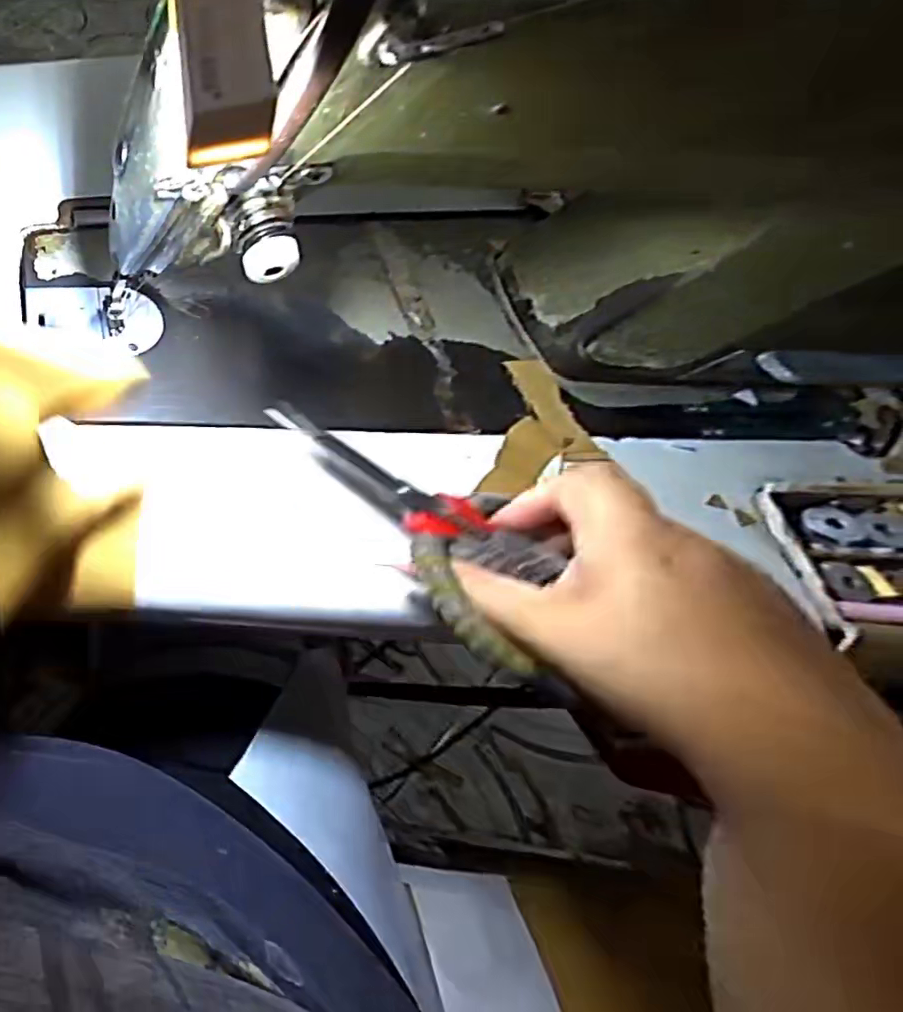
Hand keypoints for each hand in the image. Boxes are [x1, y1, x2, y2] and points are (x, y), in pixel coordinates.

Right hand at [452, 463, 853, 754]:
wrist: (787, 741)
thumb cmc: (655, 673)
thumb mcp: (544, 630)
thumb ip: (480, 592)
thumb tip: (433, 568)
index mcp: (633, 536)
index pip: (578, 479)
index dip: (530, 500)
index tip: (504, 536)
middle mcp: (687, 542)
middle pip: (606, 516)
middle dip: (555, 541)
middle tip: (529, 580)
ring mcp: (731, 574)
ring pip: (643, 550)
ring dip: (599, 569)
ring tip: (579, 616)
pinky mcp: (760, 607)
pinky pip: (683, 580)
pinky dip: (645, 595)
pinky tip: (639, 642)